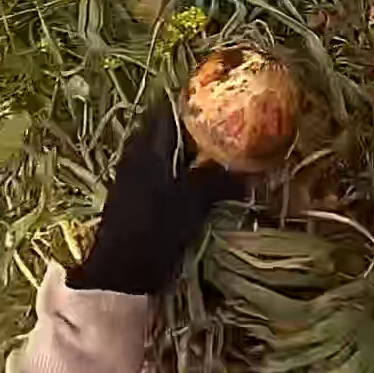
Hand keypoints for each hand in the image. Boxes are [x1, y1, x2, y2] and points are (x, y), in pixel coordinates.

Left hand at [70, 102, 243, 294]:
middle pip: (160, 127)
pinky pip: (150, 166)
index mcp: (150, 148)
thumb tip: (254, 173)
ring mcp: (128, 174)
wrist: (119, 273)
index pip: (166, 110)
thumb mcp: (194, 203)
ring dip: (176, 146)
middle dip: (185, 124)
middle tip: (213, 124)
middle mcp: (135, 153)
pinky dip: (168, 164)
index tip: (210, 99)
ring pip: (155, 148)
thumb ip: (221, 183)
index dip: (187, 102)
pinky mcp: (127, 193)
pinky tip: (185, 178)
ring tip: (204, 150)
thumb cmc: (155, 229)